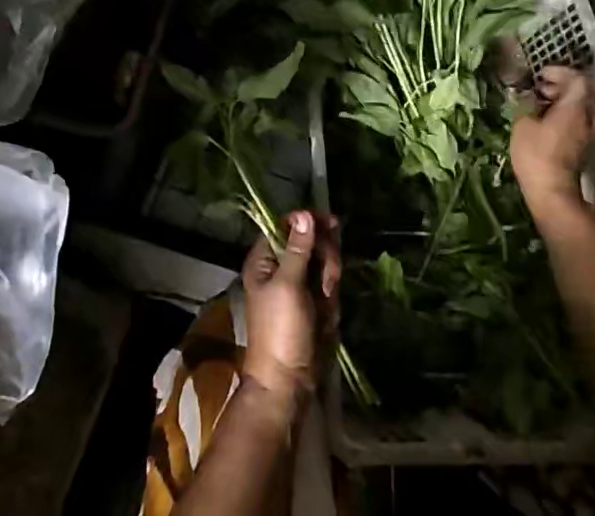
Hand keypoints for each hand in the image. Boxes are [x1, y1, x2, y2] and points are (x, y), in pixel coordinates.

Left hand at [241, 210, 340, 401]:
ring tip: (324, 300)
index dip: (305, 223)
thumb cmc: (281, 329)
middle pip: (309, 244)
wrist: (289, 381)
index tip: (329, 223)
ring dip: (328, 279)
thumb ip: (297, 248)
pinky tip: (327, 314)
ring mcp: (299, 287)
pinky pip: (328, 288)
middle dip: (323, 258)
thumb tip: (303, 214)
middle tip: (325, 281)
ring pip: (323, 265)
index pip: (285, 227)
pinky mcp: (314, 304)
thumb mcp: (288, 284)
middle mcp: (280, 268)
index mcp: (264, 260)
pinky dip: (330, 299)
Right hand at [511, 66, 594, 218]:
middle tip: (536, 86)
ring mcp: (585, 131)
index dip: (561, 71)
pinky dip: (559, 112)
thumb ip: (526, 104)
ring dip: (559, 99)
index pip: (579, 79)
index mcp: (574, 108)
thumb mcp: (523, 123)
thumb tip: (525, 93)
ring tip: (535, 102)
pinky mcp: (579, 143)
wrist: (552, 190)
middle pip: (581, 92)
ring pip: (577, 106)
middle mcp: (585, 117)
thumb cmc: (536, 153)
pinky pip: (573, 118)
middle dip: (559, 84)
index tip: (540, 74)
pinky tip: (539, 119)